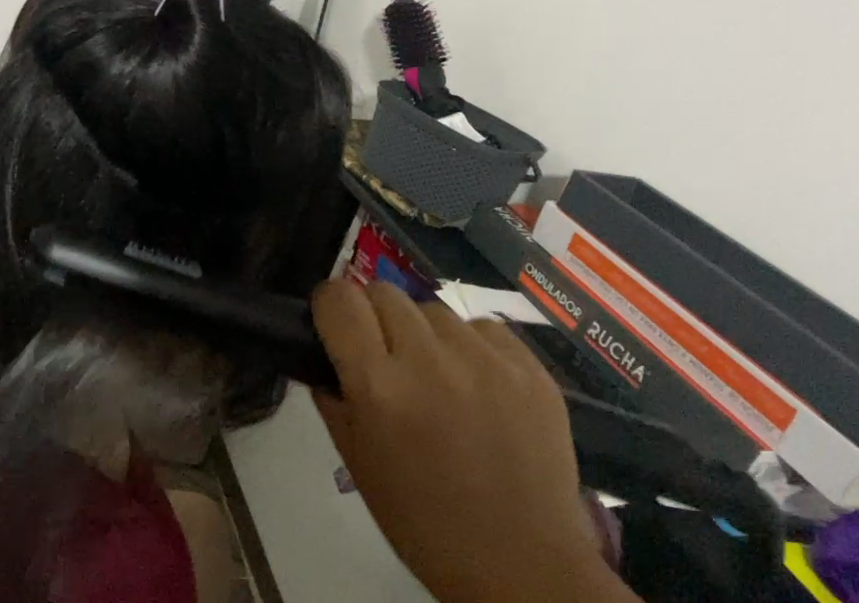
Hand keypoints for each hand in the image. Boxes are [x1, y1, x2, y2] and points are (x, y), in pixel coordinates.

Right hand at [310, 279, 635, 602]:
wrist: (523, 566)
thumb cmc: (423, 522)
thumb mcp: (356, 461)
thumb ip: (333, 397)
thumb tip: (328, 355)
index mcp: (378, 386)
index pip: (339, 298)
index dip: (330, 307)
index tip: (334, 326)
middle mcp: (429, 359)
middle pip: (384, 292)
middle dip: (373, 315)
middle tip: (383, 355)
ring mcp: (485, 360)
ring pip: (433, 309)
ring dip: (422, 331)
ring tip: (435, 375)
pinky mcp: (530, 368)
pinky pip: (483, 327)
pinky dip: (470, 346)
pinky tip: (476, 385)